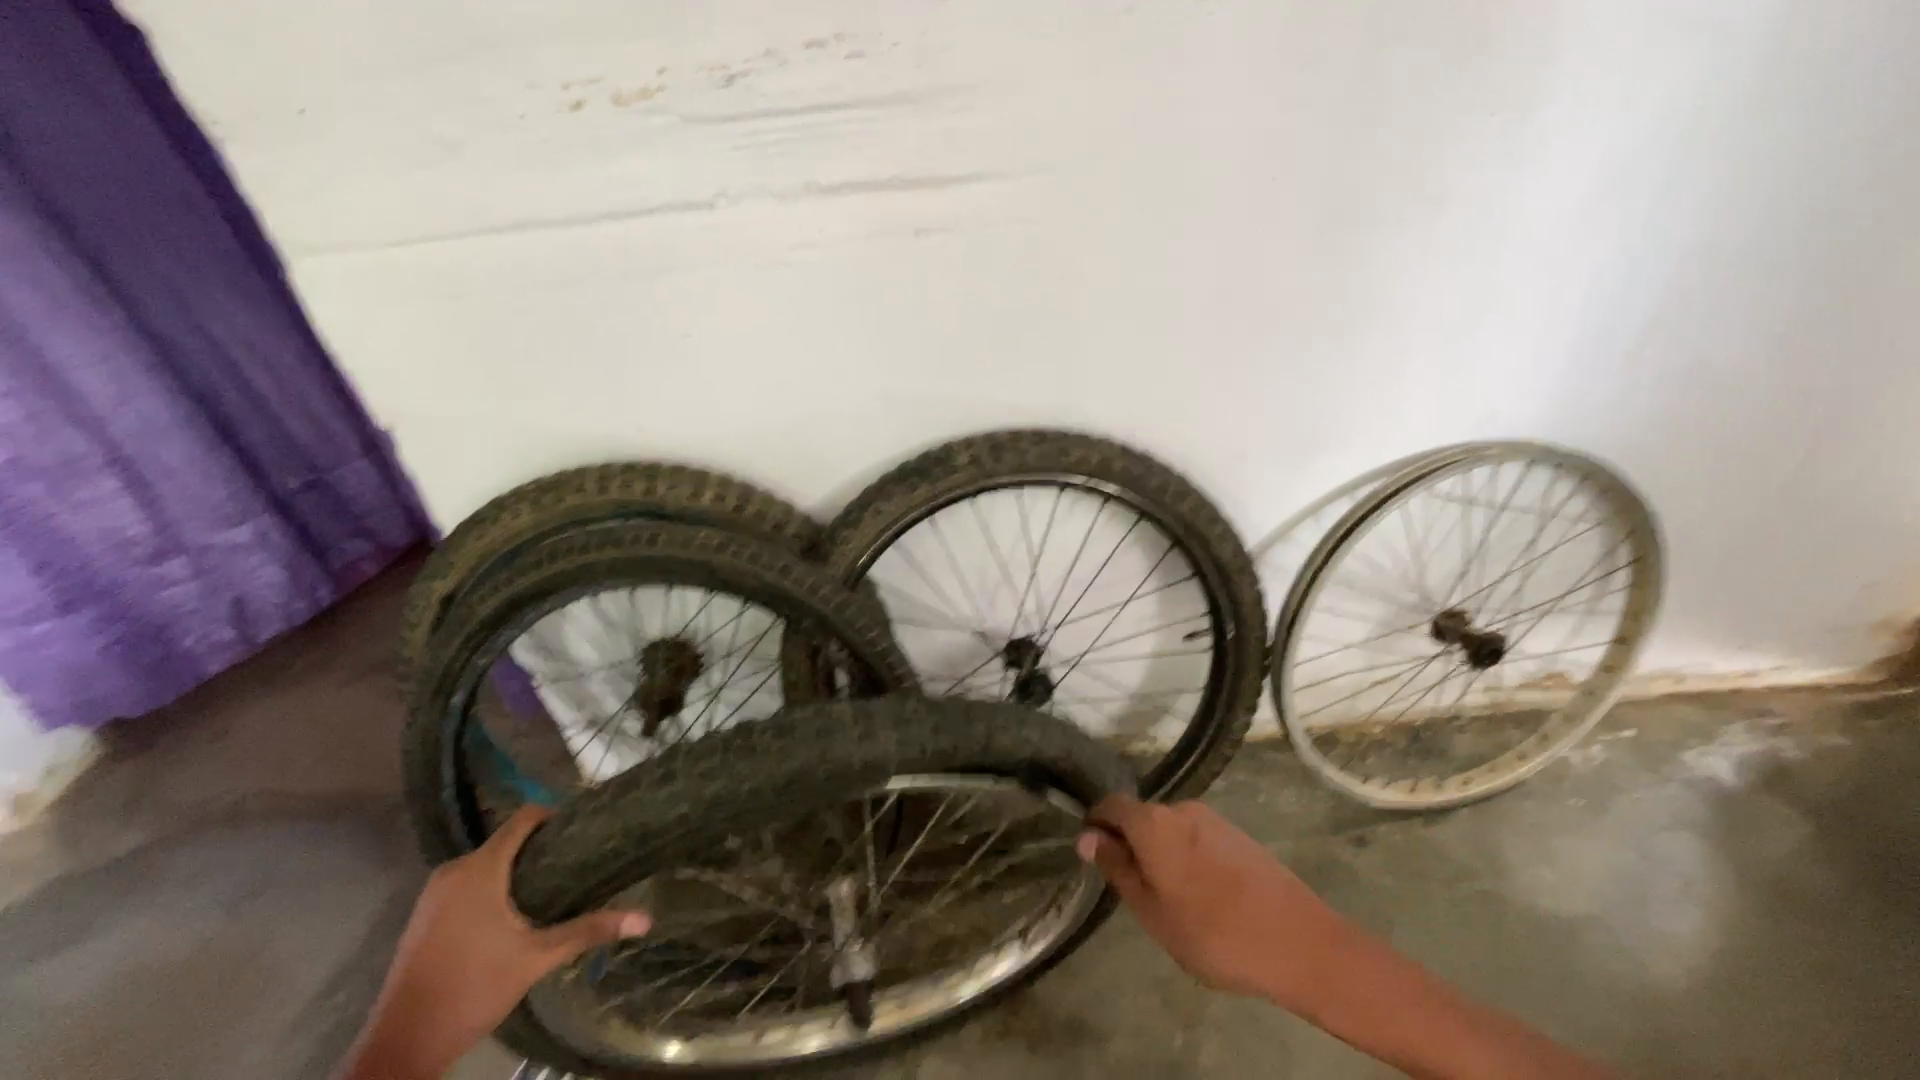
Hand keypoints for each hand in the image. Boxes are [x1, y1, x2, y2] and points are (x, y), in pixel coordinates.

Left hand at [336, 806, 650, 1079]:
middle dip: (542, 848)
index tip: (585, 829)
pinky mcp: (424, 915)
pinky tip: (514, 915)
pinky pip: (467, 883)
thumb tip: (646, 918)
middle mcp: (454, 870)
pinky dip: (493, 887)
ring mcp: (433, 893)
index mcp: (480, 869)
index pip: (523, 819)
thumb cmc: (474, 988)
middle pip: (506, 841)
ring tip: (554, 888)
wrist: (404, 1039)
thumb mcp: (538, 958)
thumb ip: (589, 930)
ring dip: (517, 870)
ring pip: (486, 864)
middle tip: (578, 864)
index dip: (555, 815)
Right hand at [1078, 795, 1341, 1006]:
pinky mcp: (1241, 837)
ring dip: (1161, 854)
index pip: (1111, 805)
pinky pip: (1198, 840)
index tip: (1092, 856)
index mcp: (1154, 822)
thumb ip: (1117, 867)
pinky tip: (1203, 899)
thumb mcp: (1151, 910)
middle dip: (1130, 844)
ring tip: (1170, 902)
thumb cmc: (1212, 932)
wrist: (1300, 943)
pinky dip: (1188, 860)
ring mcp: (1216, 821)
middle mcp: (1183, 809)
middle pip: (1142, 817)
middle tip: (1131, 891)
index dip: (1096, 825)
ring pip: (1171, 830)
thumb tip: (1086, 836)